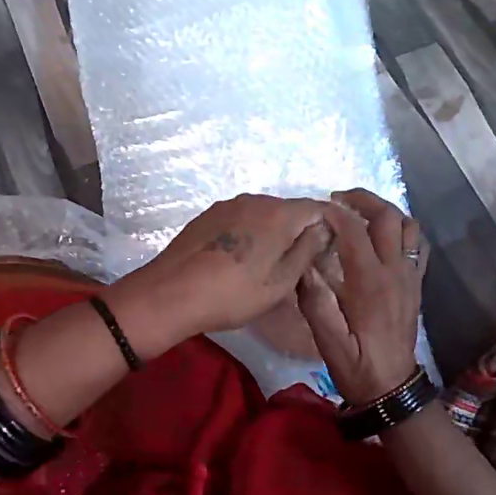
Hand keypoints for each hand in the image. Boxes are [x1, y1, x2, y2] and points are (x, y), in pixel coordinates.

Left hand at [102, 194, 333, 355]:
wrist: (170, 294)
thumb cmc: (233, 293)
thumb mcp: (281, 282)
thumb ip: (307, 251)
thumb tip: (323, 229)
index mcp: (278, 213)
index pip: (317, 208)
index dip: (325, 229)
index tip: (323, 254)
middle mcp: (254, 200)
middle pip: (288, 210)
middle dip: (296, 232)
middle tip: (294, 266)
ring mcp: (227, 205)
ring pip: (262, 215)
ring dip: (269, 234)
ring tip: (263, 266)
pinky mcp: (206, 216)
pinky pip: (239, 220)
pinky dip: (247, 235)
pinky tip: (237, 260)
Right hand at [295, 189, 426, 404]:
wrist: (392, 388)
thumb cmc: (356, 366)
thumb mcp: (328, 342)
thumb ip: (315, 303)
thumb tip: (303, 266)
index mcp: (371, 283)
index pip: (355, 231)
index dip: (334, 213)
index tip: (316, 209)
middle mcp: (396, 273)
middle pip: (388, 217)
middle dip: (363, 200)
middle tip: (338, 199)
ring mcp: (410, 277)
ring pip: (408, 226)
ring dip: (385, 212)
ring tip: (360, 214)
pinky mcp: (416, 285)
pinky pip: (418, 245)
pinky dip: (403, 231)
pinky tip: (383, 237)